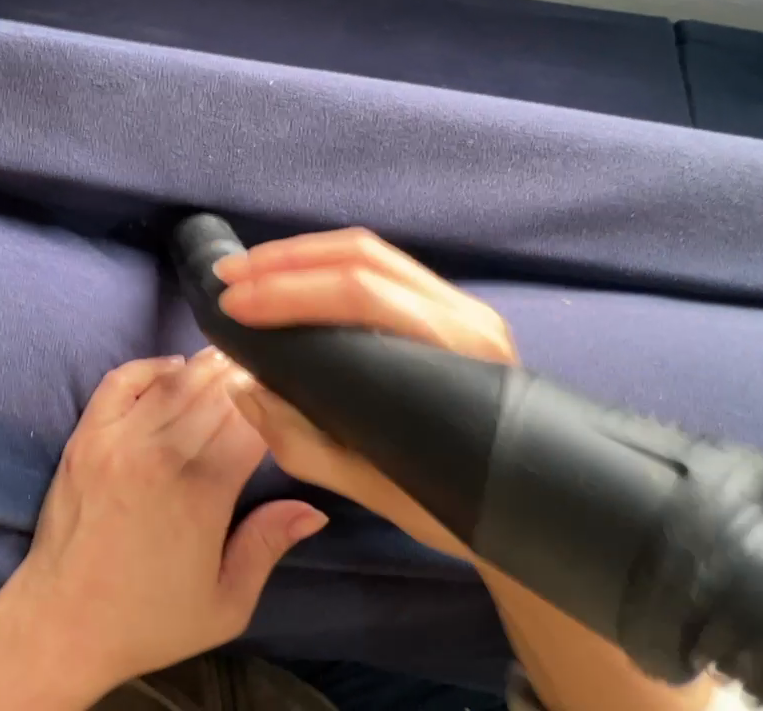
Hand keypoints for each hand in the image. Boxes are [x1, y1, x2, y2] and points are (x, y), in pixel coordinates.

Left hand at [0, 350, 329, 695]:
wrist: (64, 621)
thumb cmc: (150, 620)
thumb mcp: (226, 604)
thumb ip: (268, 546)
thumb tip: (313, 508)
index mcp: (203, 496)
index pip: (250, 426)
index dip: (273, 406)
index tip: (288, 400)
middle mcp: (161, 457)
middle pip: (214, 396)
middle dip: (244, 380)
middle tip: (264, 370)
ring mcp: (117, 440)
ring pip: (171, 384)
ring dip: (205, 368)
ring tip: (228, 360)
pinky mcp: (85, 436)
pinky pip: (119, 382)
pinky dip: (149, 367)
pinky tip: (173, 368)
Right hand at [208, 229, 712, 710]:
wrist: (534, 510)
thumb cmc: (459, 506)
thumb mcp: (376, 490)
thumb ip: (304, 442)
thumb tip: (242, 388)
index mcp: (455, 356)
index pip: (360, 297)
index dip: (288, 293)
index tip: (233, 307)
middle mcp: (464, 316)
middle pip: (362, 257)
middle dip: (283, 262)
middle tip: (227, 278)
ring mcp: (460, 304)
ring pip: (368, 250)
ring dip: (298, 254)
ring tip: (246, 270)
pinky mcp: (448, 305)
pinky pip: (376, 263)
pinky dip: (321, 260)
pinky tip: (287, 275)